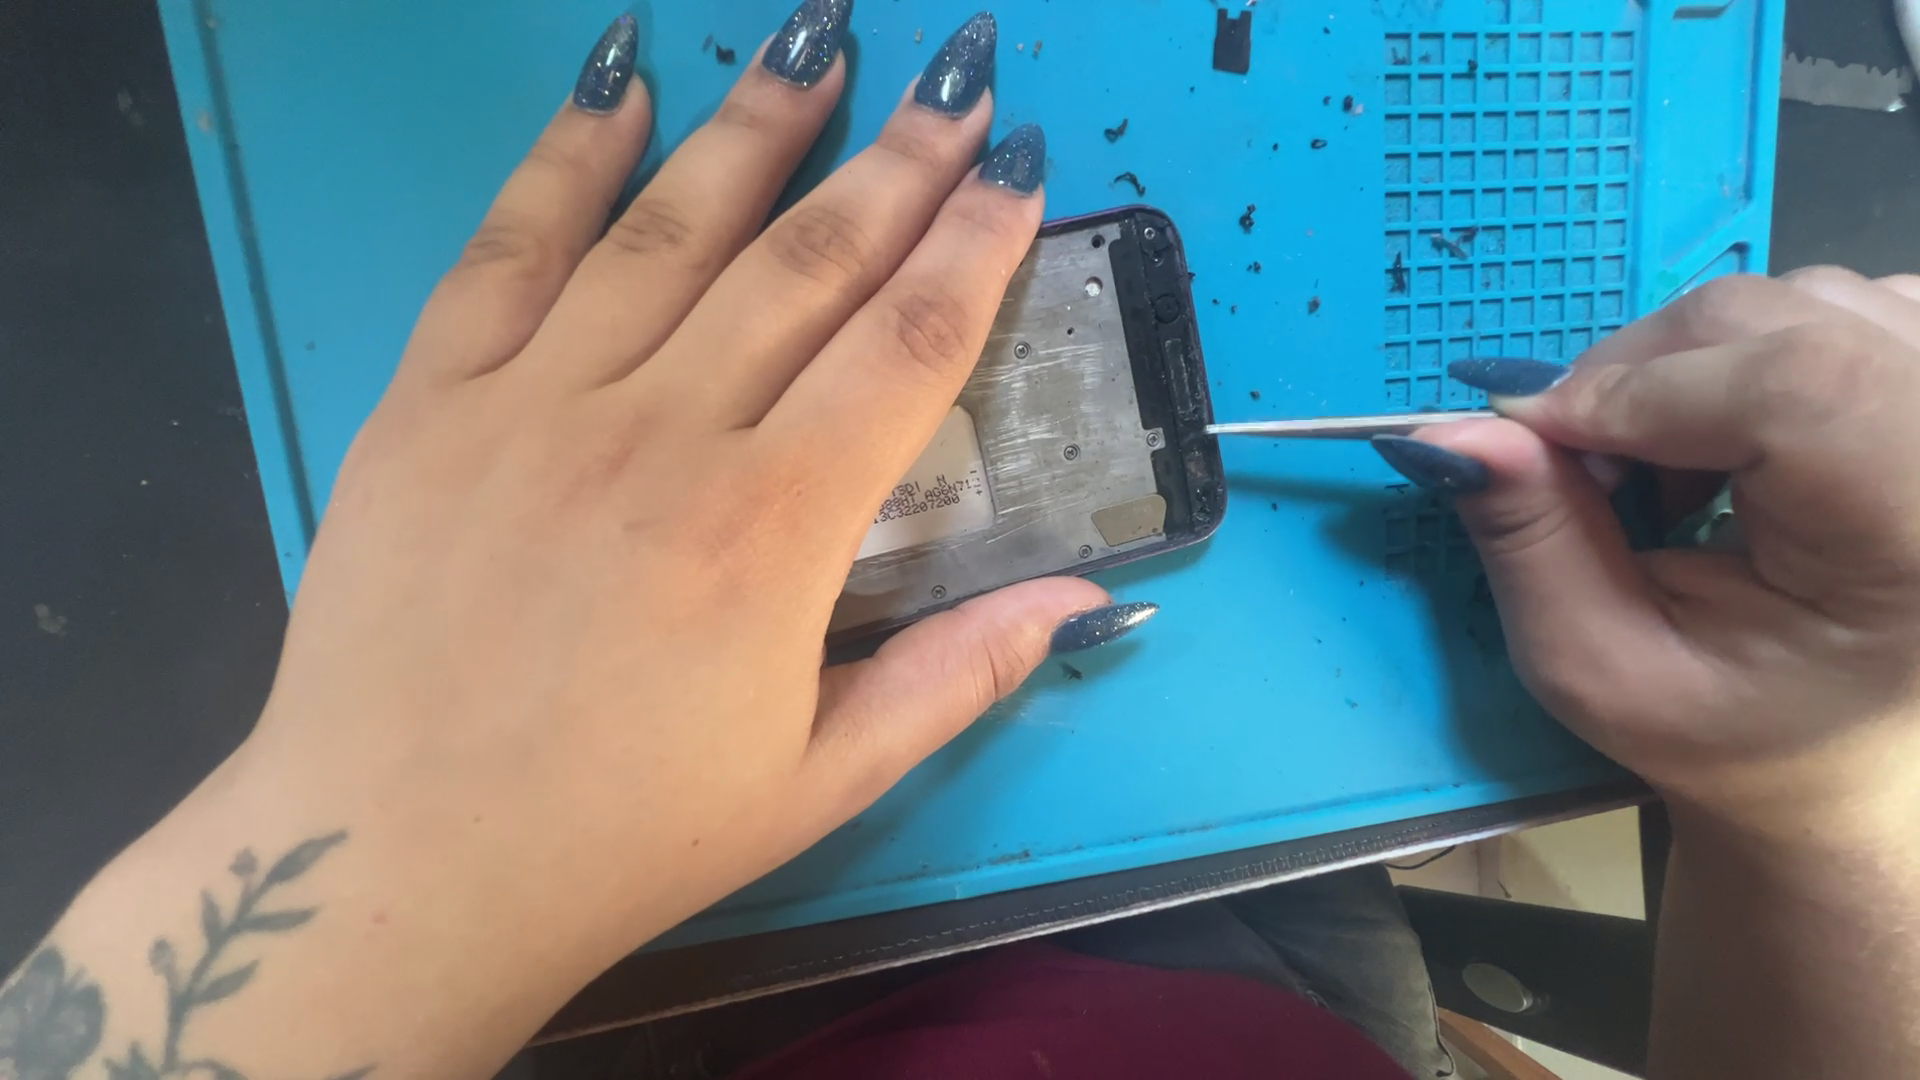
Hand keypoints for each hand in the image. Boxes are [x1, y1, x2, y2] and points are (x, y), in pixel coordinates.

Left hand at [216, 10, 1118, 966]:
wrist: (400, 872)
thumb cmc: (633, 836)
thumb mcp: (825, 779)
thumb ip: (961, 676)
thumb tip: (1084, 600)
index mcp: (770, 536)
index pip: (905, 350)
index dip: (975, 249)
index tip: (1016, 170)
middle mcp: (660, 442)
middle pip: (807, 264)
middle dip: (897, 161)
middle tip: (954, 77)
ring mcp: (531, 410)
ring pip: (667, 230)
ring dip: (757, 124)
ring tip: (821, 36)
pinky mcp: (427, 408)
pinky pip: (506, 248)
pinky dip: (567, 156)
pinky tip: (622, 82)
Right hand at [1408, 270, 1919, 839]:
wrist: (1855, 750)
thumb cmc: (1723, 729)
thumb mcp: (1587, 658)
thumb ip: (1525, 537)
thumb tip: (1448, 432)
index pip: (1794, 386)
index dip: (1623, 392)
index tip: (1520, 442)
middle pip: (1775, 319)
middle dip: (1627, 378)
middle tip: (1582, 470)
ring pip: (1792, 300)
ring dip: (1676, 370)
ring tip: (1660, 464)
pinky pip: (1828, 308)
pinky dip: (1732, 358)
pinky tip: (1722, 436)